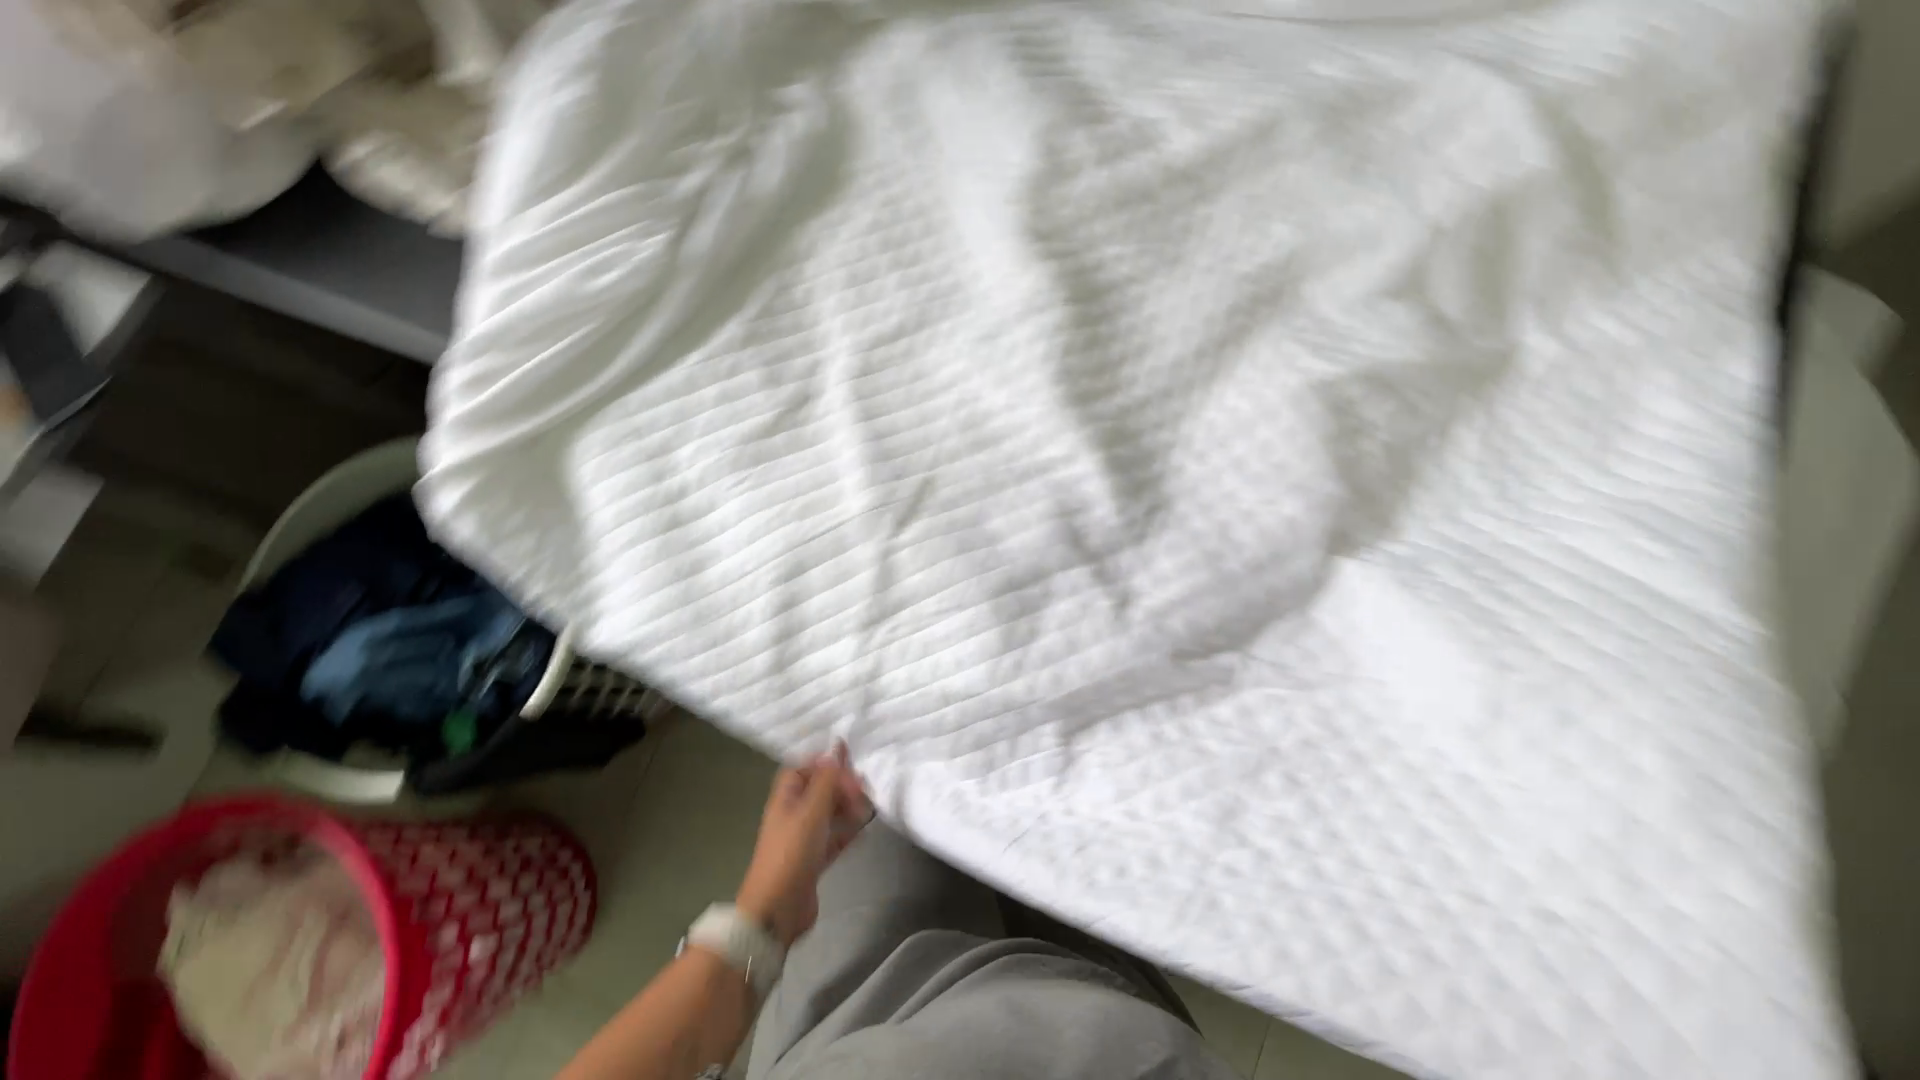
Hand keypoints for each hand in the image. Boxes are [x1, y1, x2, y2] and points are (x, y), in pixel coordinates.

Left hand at [736, 742, 871, 945]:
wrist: (777, 909)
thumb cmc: (791, 854)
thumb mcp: (811, 812)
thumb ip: (826, 780)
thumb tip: (836, 748)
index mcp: (785, 799)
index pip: (802, 769)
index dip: (823, 763)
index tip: (849, 764)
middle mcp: (793, 815)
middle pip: (818, 790)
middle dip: (841, 786)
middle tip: (863, 791)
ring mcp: (803, 839)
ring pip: (829, 814)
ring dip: (847, 809)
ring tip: (867, 809)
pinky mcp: (814, 860)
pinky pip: (834, 838)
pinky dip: (848, 832)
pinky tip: (864, 830)